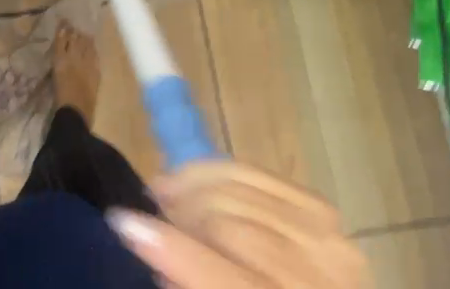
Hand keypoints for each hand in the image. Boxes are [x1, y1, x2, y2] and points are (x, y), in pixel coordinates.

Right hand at [108, 161, 366, 287]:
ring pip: (238, 190)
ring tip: (166, 197)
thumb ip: (189, 278)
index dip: (171, 248)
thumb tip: (144, 241)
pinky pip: (252, 171)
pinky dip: (215, 172)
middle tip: (150, 218)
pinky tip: (192, 181)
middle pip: (230, 225)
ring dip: (191, 187)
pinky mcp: (320, 208)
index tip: (123, 223)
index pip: (222, 274)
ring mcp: (326, 238)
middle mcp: (320, 275)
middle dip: (179, 214)